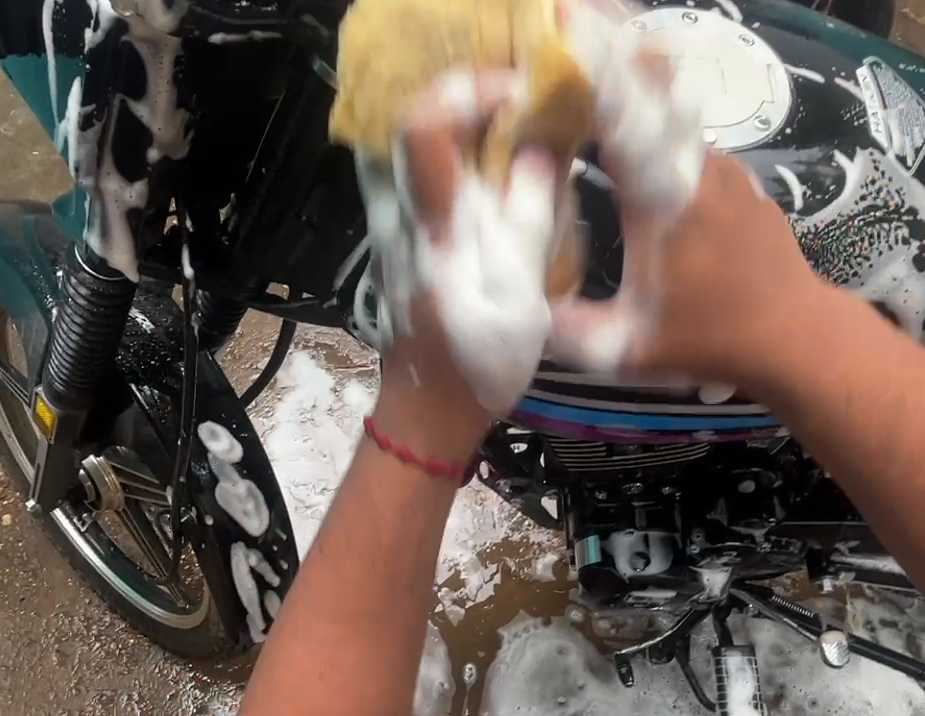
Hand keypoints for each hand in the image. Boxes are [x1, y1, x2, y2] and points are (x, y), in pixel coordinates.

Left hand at [361, 72, 570, 464]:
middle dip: (451, 105)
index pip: (423, 125)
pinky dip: (442, 172)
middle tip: (502, 115)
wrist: (427, 415)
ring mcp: (386, 239)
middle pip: (398, 131)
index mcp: (431, 229)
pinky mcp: (391, 255)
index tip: (517, 97)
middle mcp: (395, 223)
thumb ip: (527, 218)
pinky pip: (407, 191)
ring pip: (399, 158)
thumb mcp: (519, 296)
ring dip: (447, 138)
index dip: (469, 91)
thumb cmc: (478, 363)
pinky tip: (482, 196)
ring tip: (497, 149)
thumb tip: (538, 154)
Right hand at [548, 29, 834, 389]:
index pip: (627, 114)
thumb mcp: (625, 351)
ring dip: (629, 67)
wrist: (793, 335)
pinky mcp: (728, 174)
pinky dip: (648, 104)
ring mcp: (717, 165)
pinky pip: (681, 124)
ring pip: (671, 95)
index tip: (562, 20)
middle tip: (565, 12)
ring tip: (583, 45)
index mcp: (664, 200)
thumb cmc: (709, 340)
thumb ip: (567, 329)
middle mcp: (694, 166)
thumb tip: (521, 302)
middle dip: (611, 38)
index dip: (595, 64)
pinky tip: (623, 112)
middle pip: (656, 78)